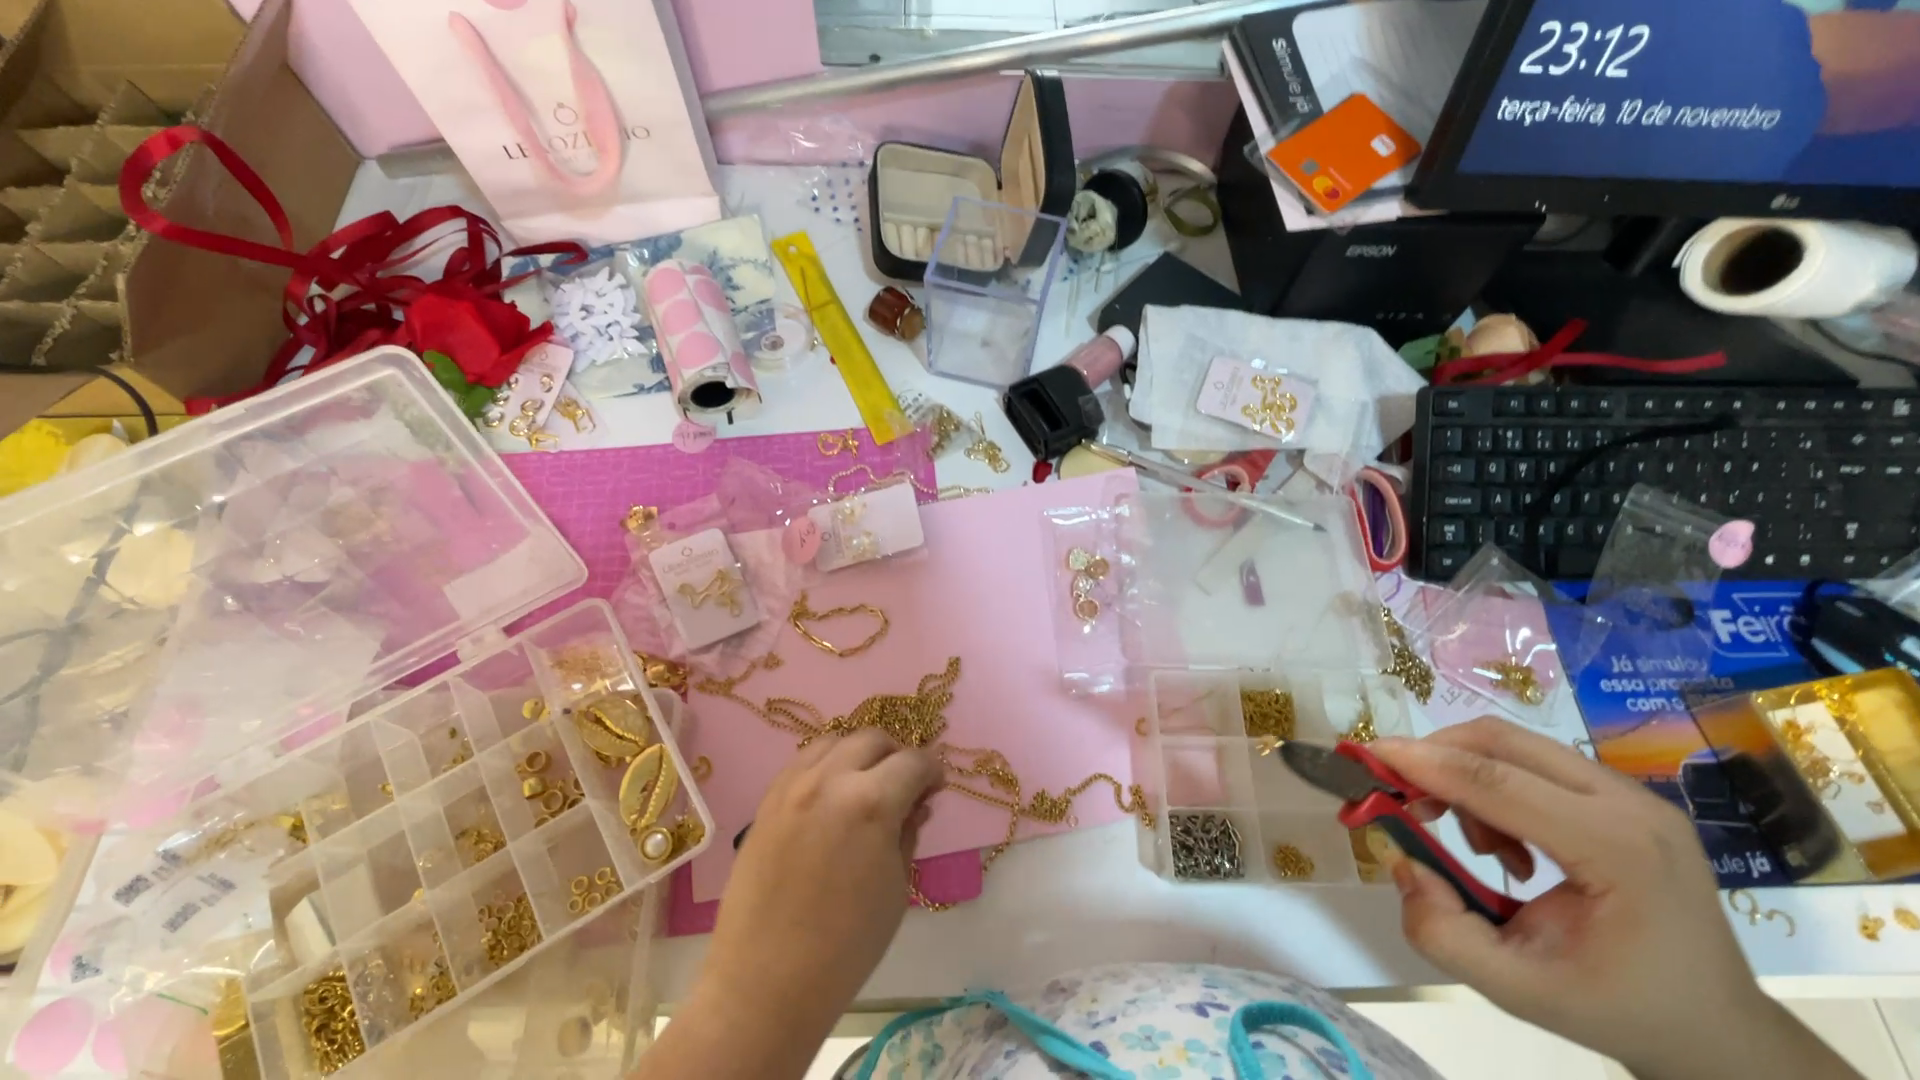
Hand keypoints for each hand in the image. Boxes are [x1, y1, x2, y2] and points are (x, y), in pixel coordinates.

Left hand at [700, 730, 943, 1032]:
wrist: (767, 979)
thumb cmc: (846, 945)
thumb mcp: (896, 888)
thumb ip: (907, 834)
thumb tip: (915, 805)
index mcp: (871, 802)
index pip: (913, 762)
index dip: (933, 771)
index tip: (936, 788)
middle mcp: (829, 780)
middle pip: (872, 739)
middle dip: (896, 755)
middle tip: (905, 785)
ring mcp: (791, 787)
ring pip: (833, 741)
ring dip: (858, 754)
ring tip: (867, 785)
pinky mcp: (766, 802)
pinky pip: (801, 763)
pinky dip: (825, 766)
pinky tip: (832, 797)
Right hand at [1369, 720, 1851, 1079]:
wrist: (1713, 1025)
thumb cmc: (1619, 1008)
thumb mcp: (1519, 990)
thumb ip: (1442, 930)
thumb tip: (1403, 861)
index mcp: (1619, 852)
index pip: (1499, 784)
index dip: (1425, 763)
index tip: (1366, 756)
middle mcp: (1632, 806)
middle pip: (1506, 742)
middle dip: (1437, 757)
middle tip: (1400, 797)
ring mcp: (1635, 795)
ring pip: (1518, 747)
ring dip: (1467, 777)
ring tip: (1472, 845)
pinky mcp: (1627, 797)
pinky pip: (1538, 764)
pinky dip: (1495, 787)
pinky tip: (1508, 846)